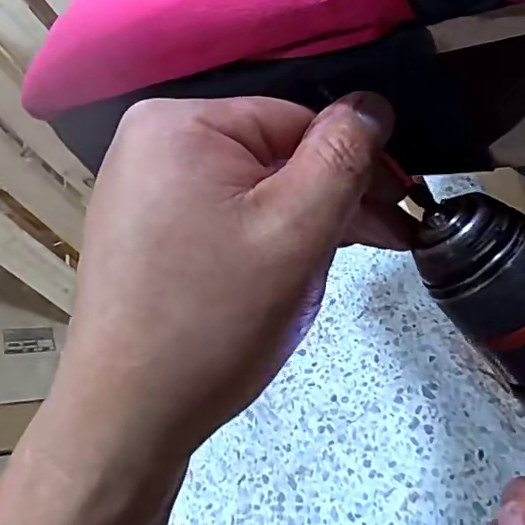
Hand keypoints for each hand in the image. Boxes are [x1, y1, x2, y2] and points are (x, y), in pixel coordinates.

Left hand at [52, 95, 416, 470]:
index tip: (397, 202)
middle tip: (386, 234)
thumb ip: (342, 158)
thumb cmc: (210, 322)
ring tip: (339, 258)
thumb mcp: (295, 231)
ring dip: (300, 218)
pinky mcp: (144, 226)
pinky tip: (293, 262)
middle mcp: (150, 142)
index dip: (352, 161)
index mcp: (177, 123)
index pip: (293, 119)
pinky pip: (221, 211)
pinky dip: (262, 234)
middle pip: (270, 152)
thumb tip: (371, 104)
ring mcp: (142, 186)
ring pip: (249, 186)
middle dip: (329, 195)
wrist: (127, 419)